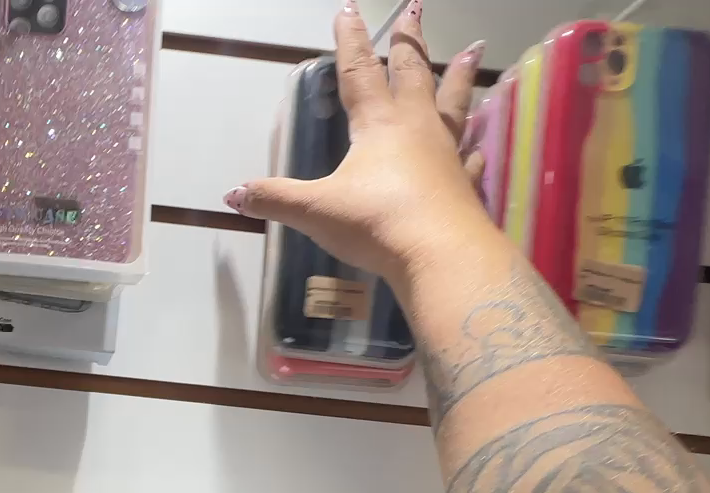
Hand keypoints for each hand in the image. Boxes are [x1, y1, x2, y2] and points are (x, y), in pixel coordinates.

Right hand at [225, 1, 491, 282]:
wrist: (436, 252)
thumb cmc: (373, 222)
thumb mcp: (313, 210)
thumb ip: (274, 199)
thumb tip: (232, 194)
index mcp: (378, 125)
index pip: (359, 73)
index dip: (351, 42)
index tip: (348, 9)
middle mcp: (415, 128)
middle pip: (412, 73)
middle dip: (409, 41)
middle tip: (415, 8)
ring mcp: (444, 153)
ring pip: (451, 103)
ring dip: (458, 75)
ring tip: (473, 48)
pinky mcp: (461, 182)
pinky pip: (469, 154)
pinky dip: (472, 143)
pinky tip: (476, 142)